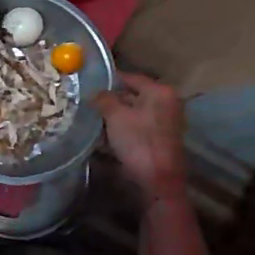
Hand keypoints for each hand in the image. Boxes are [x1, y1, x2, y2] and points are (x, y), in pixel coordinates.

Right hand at [92, 71, 187, 201]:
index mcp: (159, 91)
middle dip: (111, 99)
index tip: (89, 82)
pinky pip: (138, 124)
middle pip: (133, 94)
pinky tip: (106, 133)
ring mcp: (166, 119)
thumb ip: (104, 99)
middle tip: (88, 102)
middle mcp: (166, 101)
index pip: (131, 77)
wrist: (157, 176)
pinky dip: (123, 126)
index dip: (109, 80)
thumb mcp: (115, 116)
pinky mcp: (160, 135)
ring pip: (134, 111)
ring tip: (93, 118)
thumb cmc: (137, 141)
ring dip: (115, 114)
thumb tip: (95, 92)